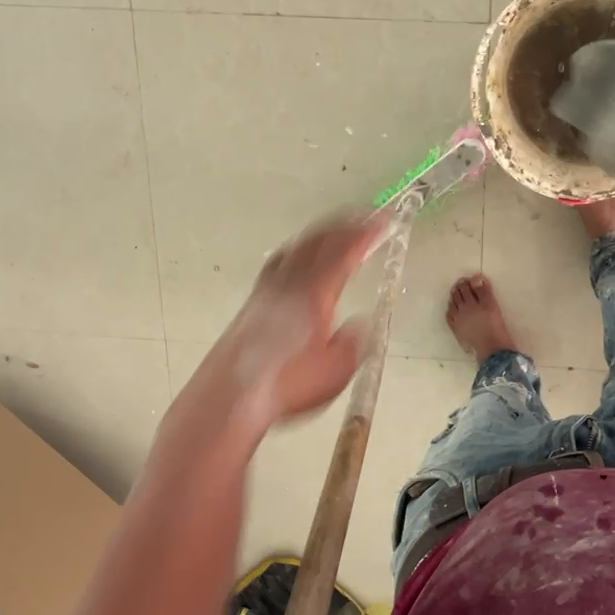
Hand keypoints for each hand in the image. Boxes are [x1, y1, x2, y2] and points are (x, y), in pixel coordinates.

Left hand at [212, 212, 386, 425]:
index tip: (384, 221)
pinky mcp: (254, 302)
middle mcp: (290, 282)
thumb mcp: (335, 371)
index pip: (344, 251)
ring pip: (297, 247)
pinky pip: (280, 261)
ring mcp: (268, 289)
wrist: (230, 397)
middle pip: (318, 239)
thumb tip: (360, 326)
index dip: (365, 233)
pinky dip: (299, 250)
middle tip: (365, 218)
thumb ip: (352, 343)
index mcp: (315, 293)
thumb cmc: (287, 385)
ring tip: (336, 232)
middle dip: (344, 224)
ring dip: (321, 233)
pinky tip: (298, 260)